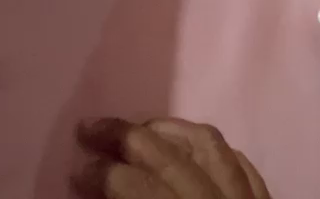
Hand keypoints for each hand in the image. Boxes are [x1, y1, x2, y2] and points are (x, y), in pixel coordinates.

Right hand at [73, 117, 272, 198]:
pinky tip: (192, 146)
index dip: (103, 175)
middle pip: (171, 155)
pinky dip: (214, 150)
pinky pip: (244, 165)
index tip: (75, 172)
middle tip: (88, 129)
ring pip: (211, 145)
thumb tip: (99, 190)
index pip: (139, 186)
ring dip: (169, 130)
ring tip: (138, 130)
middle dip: (124, 136)